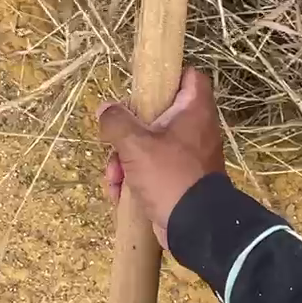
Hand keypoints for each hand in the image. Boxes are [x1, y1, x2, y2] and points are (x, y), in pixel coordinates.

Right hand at [99, 68, 225, 249]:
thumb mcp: (136, 146)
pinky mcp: (181, 179)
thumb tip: (105, 109)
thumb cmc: (171, 176)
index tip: (144, 86)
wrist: (196, 227)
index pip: (190, 76)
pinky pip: (153, 170)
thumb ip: (117, 123)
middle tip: (115, 143)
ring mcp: (189, 156)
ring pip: (149, 146)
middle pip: (157, 115)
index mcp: (194, 111)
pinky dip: (135, 179)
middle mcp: (196, 129)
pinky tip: (120, 194)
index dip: (169, 75)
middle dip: (127, 133)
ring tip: (115, 179)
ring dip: (125, 161)